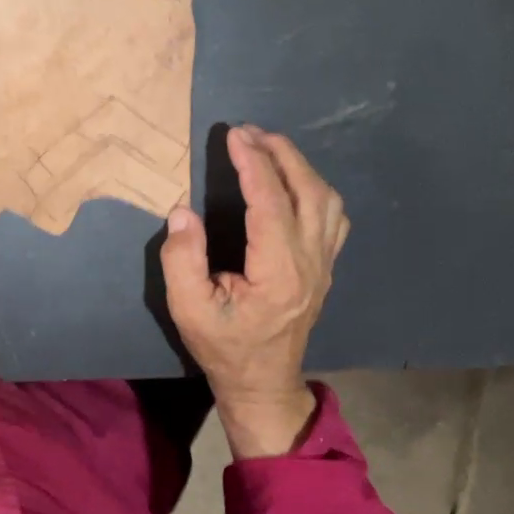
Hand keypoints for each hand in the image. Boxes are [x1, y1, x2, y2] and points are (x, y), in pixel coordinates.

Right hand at [160, 125, 348, 457]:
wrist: (261, 382)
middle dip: (280, 154)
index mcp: (279, 272)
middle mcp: (311, 263)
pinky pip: (332, 216)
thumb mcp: (187, 309)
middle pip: (308, 192)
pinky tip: (292, 181)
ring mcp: (324, 265)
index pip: (270, 203)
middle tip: (249, 131)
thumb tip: (182, 212)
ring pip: (327, 201)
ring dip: (300, 167)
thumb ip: (181, 258)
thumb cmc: (222, 346)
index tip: (234, 135)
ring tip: (268, 147)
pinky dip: (314, 188)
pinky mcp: (325, 267)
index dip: (252, 164)